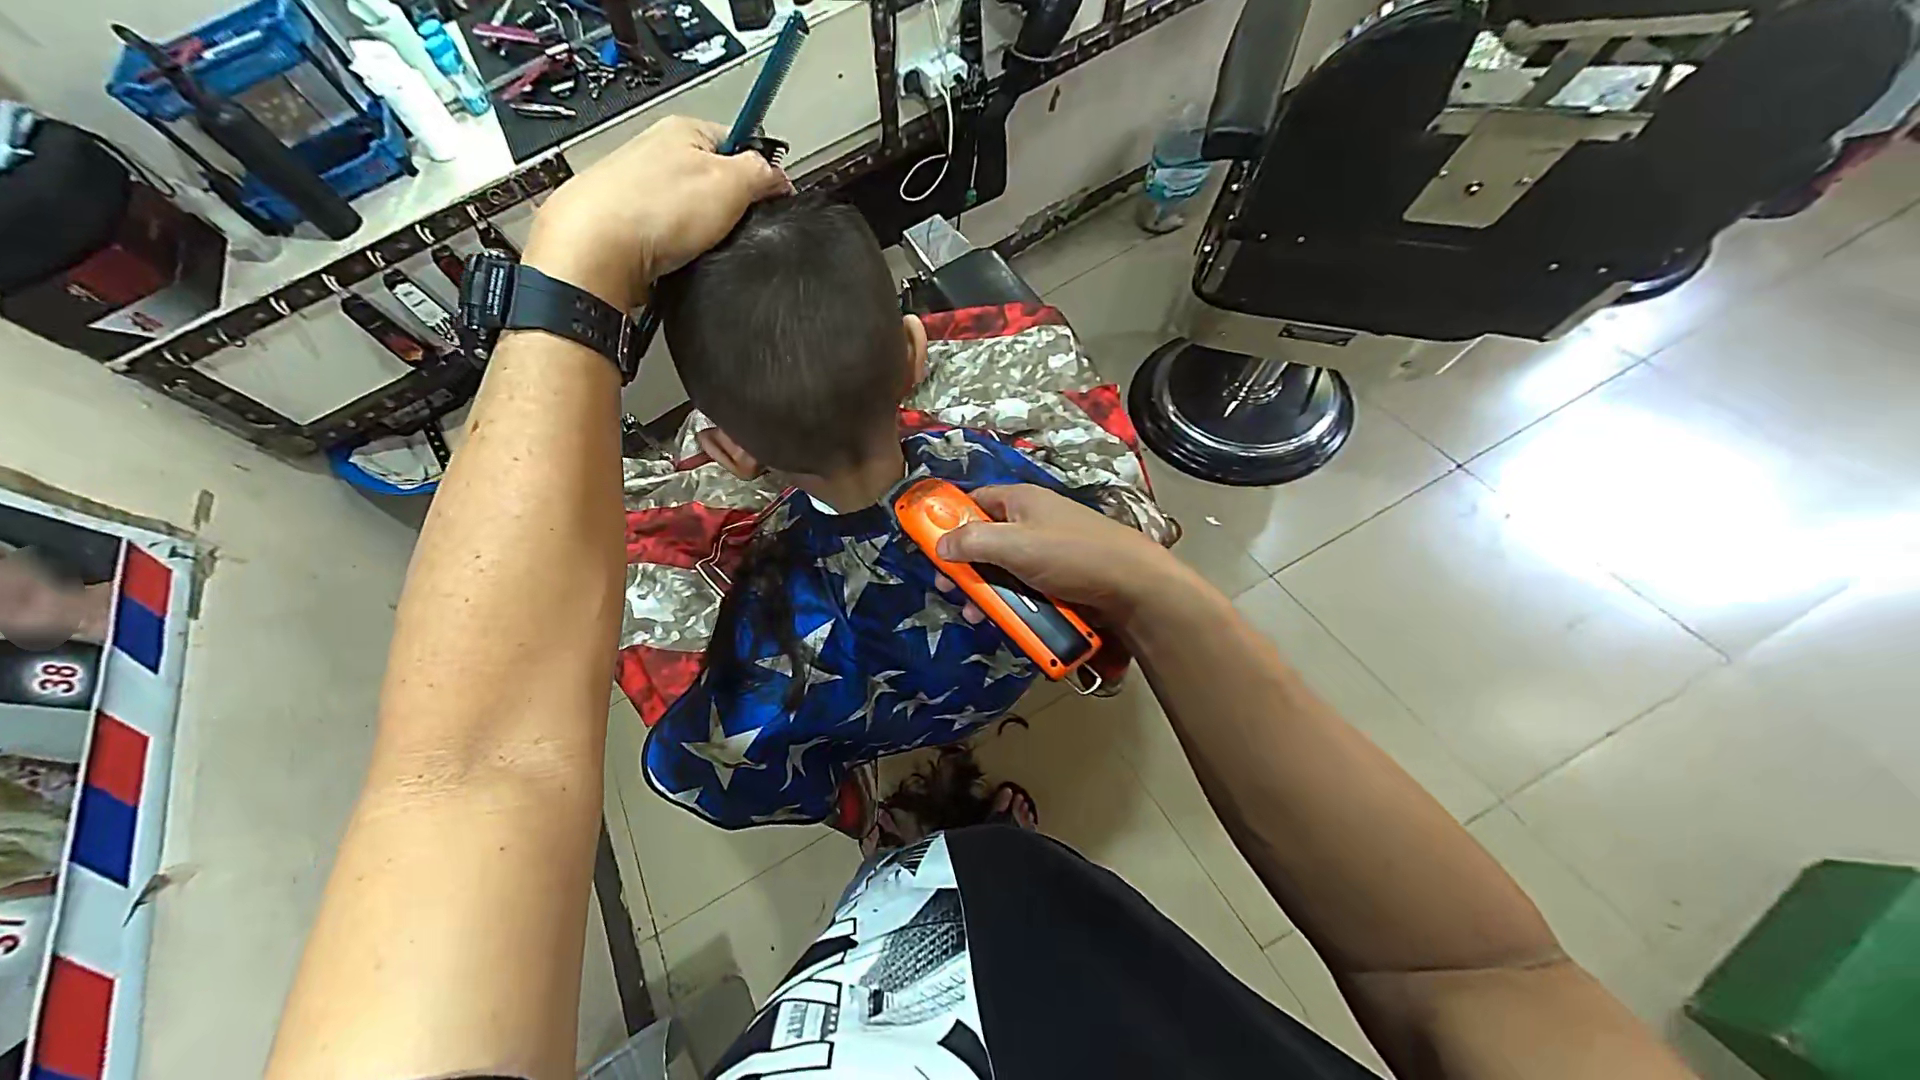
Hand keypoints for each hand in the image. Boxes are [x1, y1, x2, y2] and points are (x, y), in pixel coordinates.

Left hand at [523, 116, 790, 309]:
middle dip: (733, 208)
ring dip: (707, 233)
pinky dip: (684, 249)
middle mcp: (660, 153)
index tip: (771, 197)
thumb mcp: (731, 183)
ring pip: (696, 213)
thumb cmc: (652, 209)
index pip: (741, 142)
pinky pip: (675, 237)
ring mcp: (644, 188)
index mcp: (684, 129)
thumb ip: (762, 173)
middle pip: (718, 181)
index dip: (762, 172)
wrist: (597, 250)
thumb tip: (778, 176)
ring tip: (703, 244)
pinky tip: (682, 256)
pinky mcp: (634, 224)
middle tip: (735, 225)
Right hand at [934, 485, 1197, 627]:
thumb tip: (939, 544)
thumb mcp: (1014, 545)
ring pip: (1003, 570)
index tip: (930, 544)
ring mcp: (1046, 552)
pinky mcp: (1058, 579)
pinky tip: (1005, 620)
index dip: (949, 518)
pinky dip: (1012, 602)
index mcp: (1021, 500)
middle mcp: (1032, 522)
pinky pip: (1024, 588)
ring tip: (977, 614)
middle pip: (985, 540)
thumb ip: (972, 542)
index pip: (974, 500)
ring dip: (987, 592)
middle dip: (965, 567)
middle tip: (951, 589)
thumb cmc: (1072, 555)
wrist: (1134, 587)